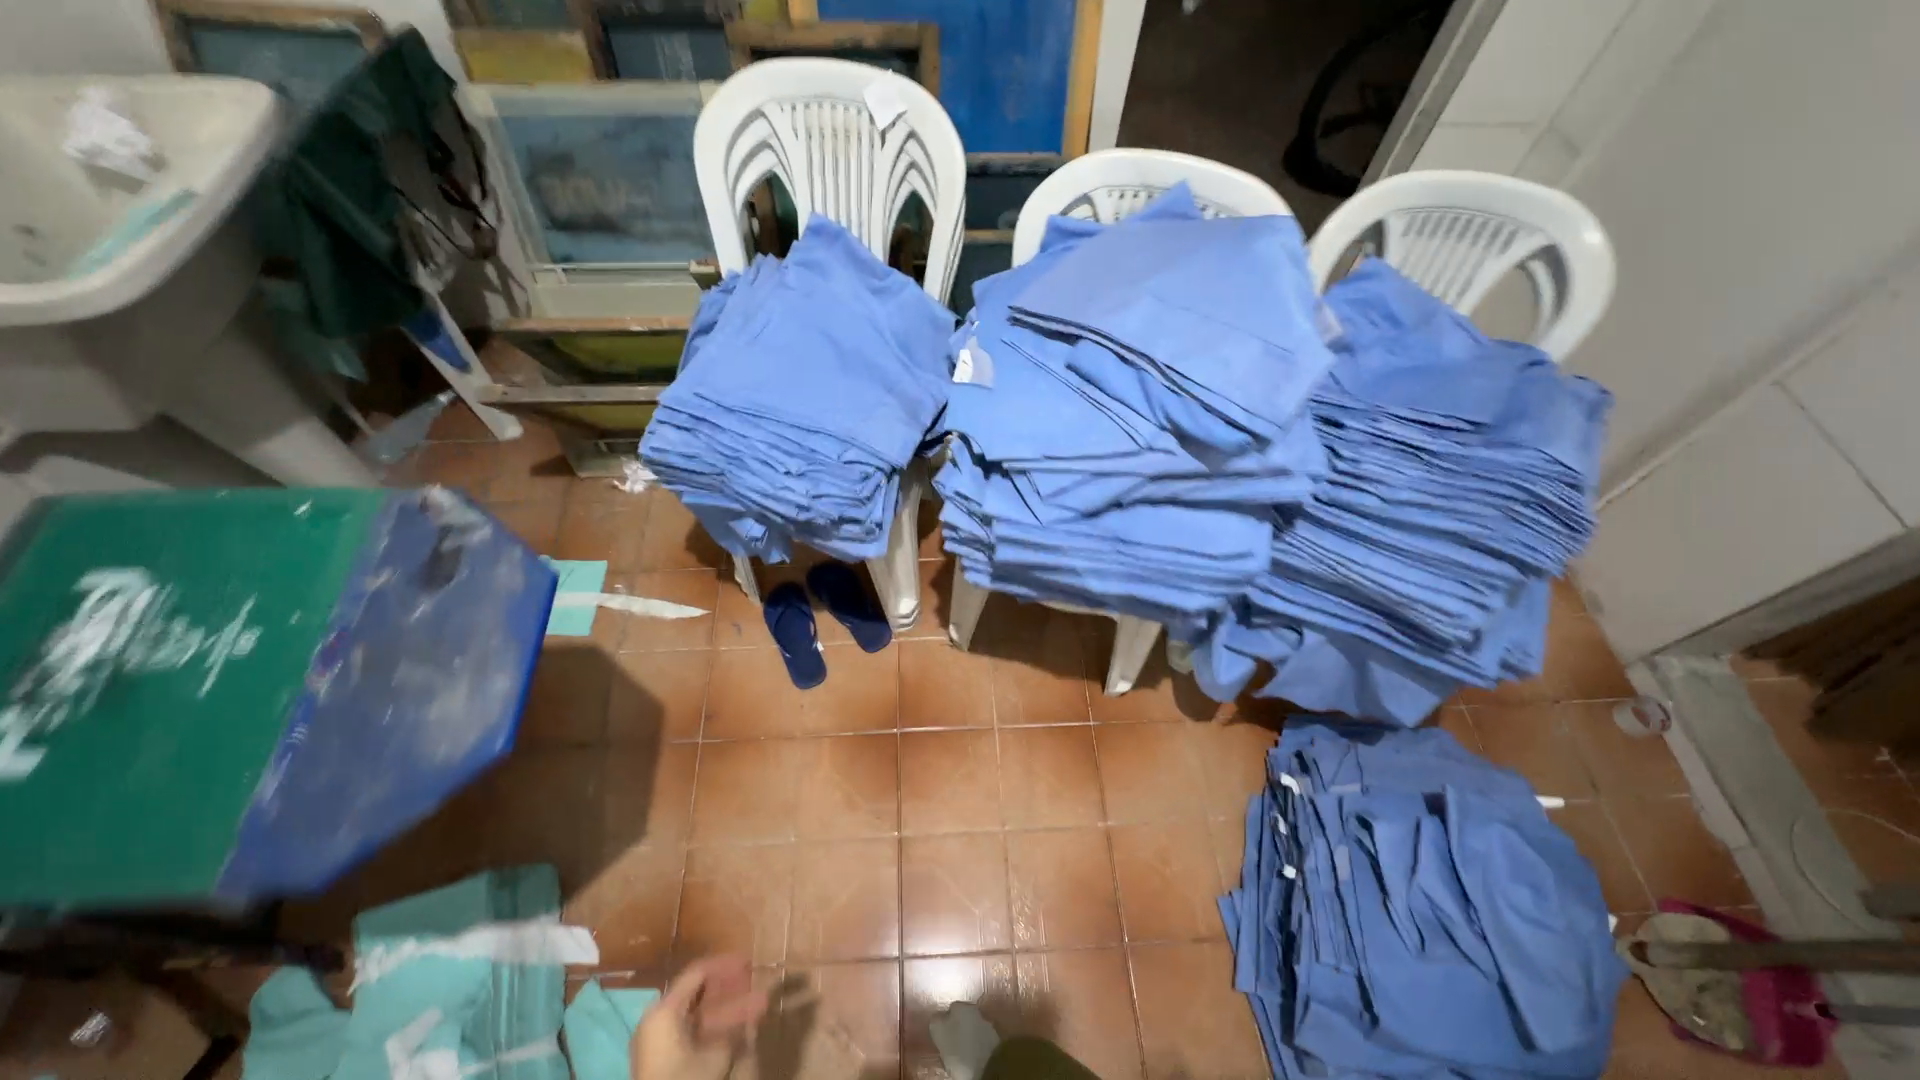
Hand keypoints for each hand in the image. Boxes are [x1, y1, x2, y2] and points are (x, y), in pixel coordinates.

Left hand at [632, 954, 770, 1079]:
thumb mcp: (715, 1055)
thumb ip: (733, 1028)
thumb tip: (748, 1012)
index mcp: (663, 1010)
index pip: (697, 973)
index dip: (725, 965)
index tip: (749, 960)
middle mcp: (659, 1019)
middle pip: (699, 993)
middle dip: (730, 987)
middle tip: (754, 979)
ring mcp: (661, 1040)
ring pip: (701, 1015)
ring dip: (730, 1008)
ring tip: (761, 1003)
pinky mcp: (665, 1059)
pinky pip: (695, 1033)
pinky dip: (718, 1028)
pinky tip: (743, 1026)